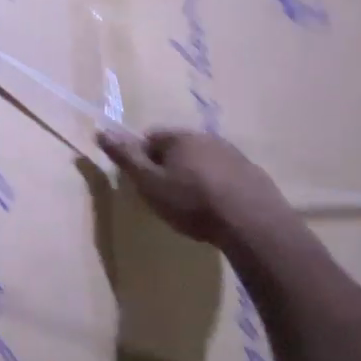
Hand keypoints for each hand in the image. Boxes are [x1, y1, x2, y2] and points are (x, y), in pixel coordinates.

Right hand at [98, 128, 298, 248]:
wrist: (256, 229)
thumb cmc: (194, 203)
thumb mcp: (149, 182)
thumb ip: (125, 156)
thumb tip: (100, 131)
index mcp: (180, 137)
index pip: (150, 138)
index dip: (143, 158)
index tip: (145, 182)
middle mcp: (209, 139)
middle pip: (180, 148)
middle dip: (171, 166)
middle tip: (168, 195)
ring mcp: (237, 157)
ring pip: (207, 162)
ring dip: (198, 177)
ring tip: (197, 206)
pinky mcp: (259, 179)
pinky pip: (230, 178)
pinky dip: (222, 188)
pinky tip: (222, 211)